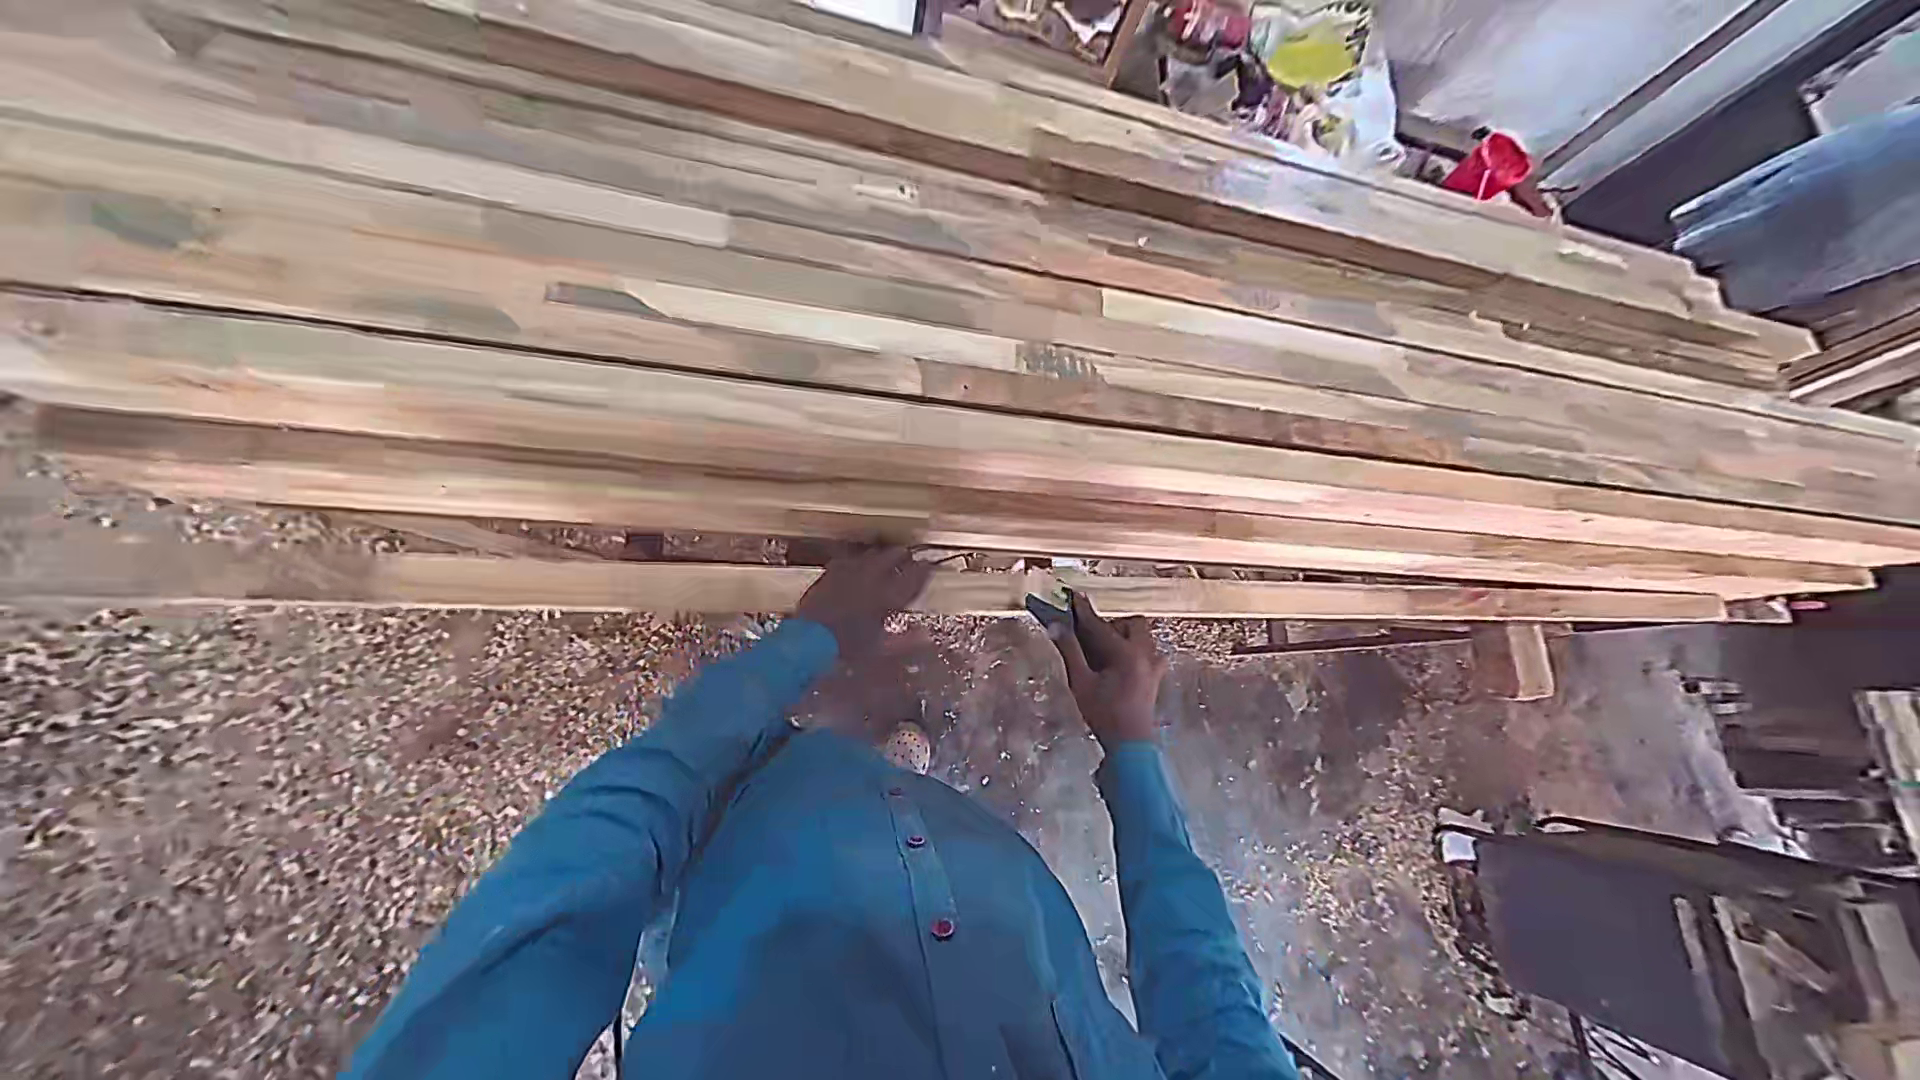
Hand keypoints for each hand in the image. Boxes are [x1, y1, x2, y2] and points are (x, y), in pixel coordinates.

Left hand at [793, 546, 933, 660]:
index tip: (930, 566)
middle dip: (904, 556)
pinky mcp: (831, 572)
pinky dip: (857, 560)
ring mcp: (850, 572)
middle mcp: (871, 578)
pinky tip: (857, 564)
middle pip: (893, 557)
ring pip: (872, 554)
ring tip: (887, 558)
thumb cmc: (847, 647)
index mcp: (887, 596)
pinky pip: (849, 559)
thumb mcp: (880, 648)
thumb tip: (925, 636)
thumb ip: (906, 641)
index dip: (924, 570)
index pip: (913, 577)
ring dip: (882, 555)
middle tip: (910, 558)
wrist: (809, 638)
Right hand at [1046, 592, 1169, 749]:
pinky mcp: (1155, 676)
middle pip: (1130, 624)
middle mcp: (1145, 654)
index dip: (1084, 611)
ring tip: (1103, 651)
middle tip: (1090, 636)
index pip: (1100, 625)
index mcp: (1127, 654)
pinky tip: (1117, 664)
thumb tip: (1055, 625)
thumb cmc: (1104, 714)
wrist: (1130, 746)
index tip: (1073, 596)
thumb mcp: (1080, 682)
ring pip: (1141, 636)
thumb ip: (1070, 650)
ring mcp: (1154, 665)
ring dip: (1123, 636)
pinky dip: (1132, 650)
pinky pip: (1146, 651)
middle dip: (1110, 625)